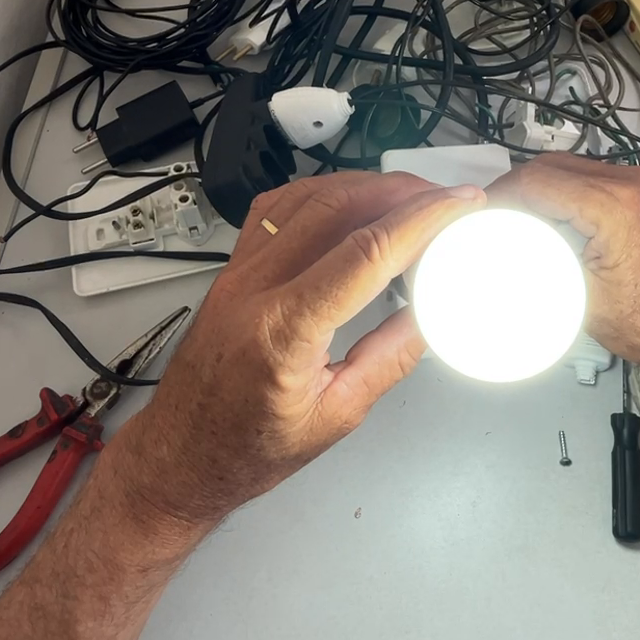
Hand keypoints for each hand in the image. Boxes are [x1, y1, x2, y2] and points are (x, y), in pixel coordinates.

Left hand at [117, 172, 483, 526]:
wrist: (181, 454)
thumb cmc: (249, 448)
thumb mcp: (336, 416)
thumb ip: (389, 358)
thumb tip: (431, 314)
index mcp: (284, 331)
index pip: (366, 252)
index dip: (421, 219)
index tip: (458, 205)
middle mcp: (256, 287)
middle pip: (338, 206)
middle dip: (401, 190)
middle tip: (444, 198)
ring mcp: (239, 271)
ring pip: (307, 195)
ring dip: (365, 184)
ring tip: (408, 195)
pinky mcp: (233, 267)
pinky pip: (279, 206)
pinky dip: (324, 190)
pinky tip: (351, 199)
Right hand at [488, 154, 639, 388]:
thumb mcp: (586, 306)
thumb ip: (538, 278)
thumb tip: (499, 270)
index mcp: (614, 205)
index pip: (534, 181)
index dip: (497, 196)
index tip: (475, 214)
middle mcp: (631, 183)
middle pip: (549, 166)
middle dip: (513, 189)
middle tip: (487, 217)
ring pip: (570, 168)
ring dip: (538, 188)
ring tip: (514, 219)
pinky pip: (592, 179)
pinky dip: (563, 192)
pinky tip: (549, 218)